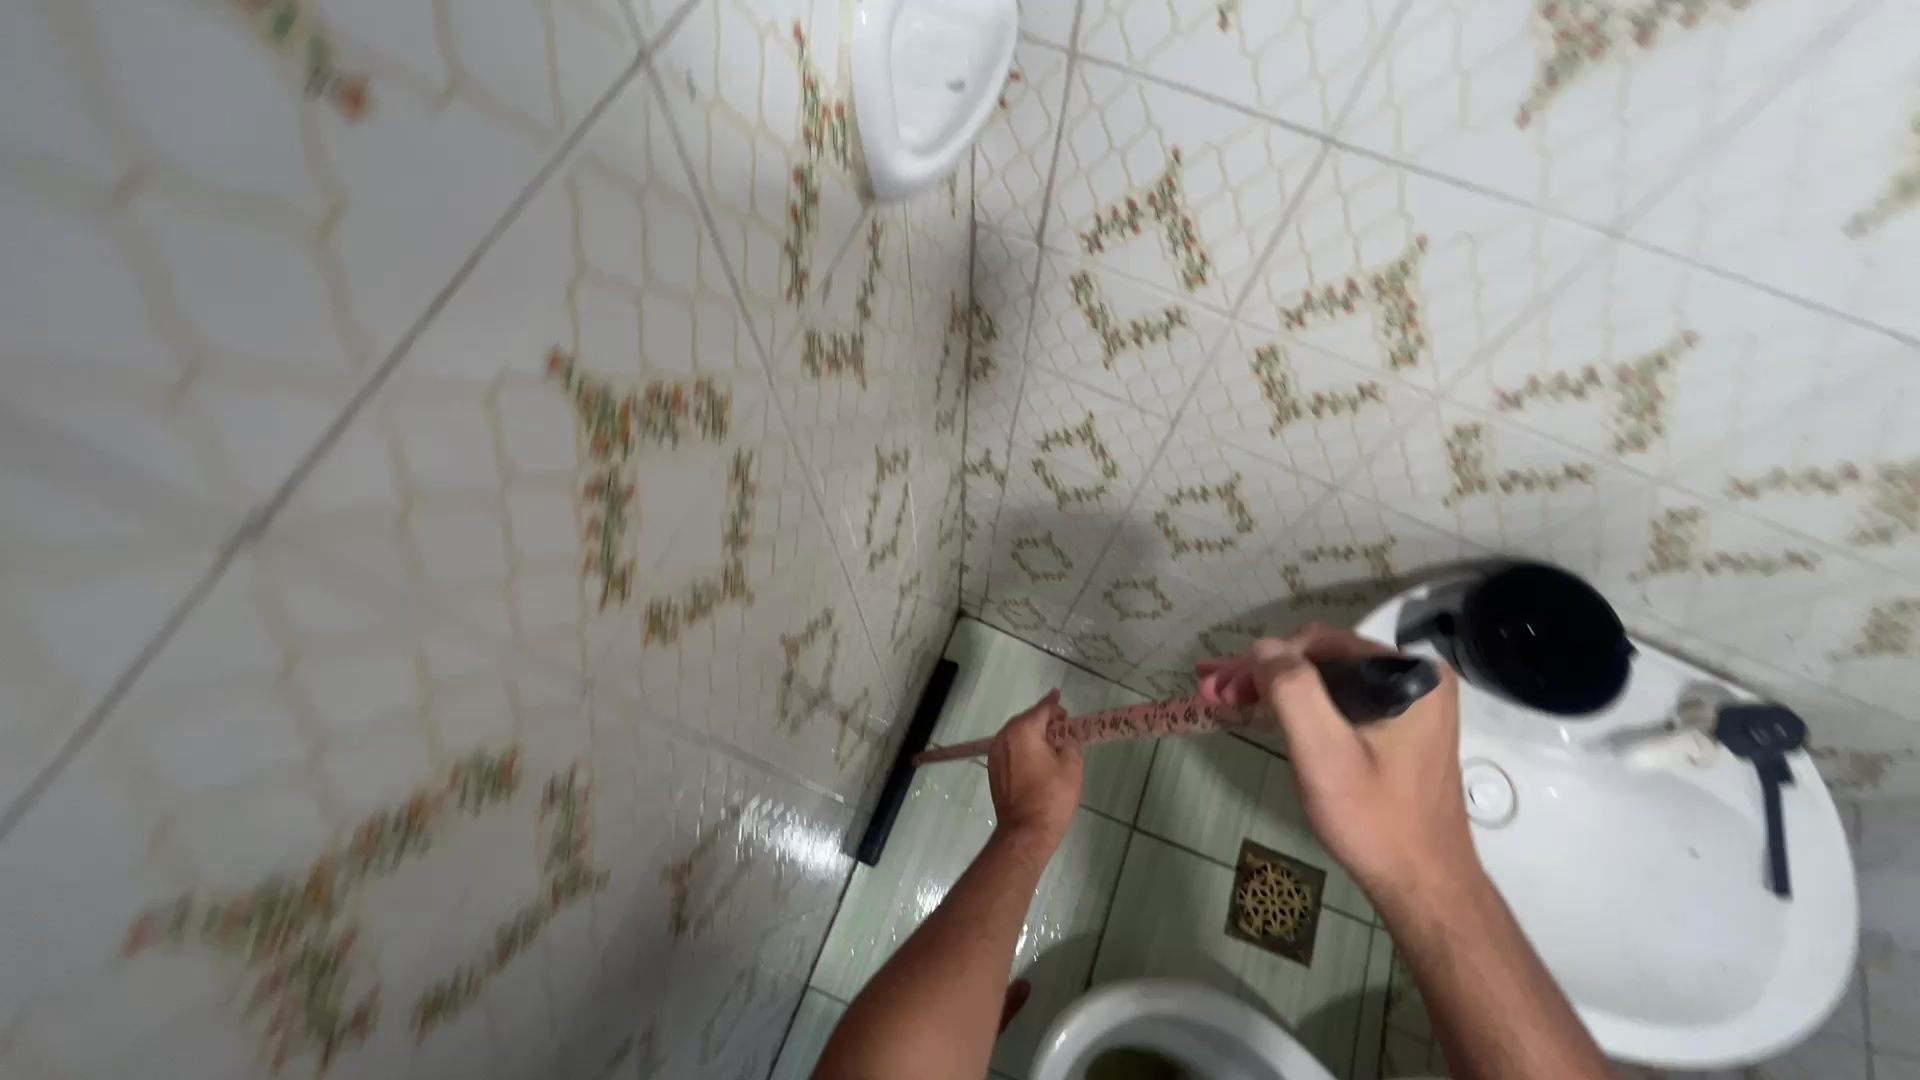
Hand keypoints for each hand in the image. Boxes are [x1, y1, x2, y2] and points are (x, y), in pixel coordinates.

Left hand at [987, 690, 1082, 851]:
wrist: (1026, 832)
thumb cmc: (1052, 797)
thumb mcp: (1072, 766)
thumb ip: (1069, 744)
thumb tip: (1064, 741)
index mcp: (1023, 730)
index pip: (1041, 709)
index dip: (1054, 704)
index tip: (1059, 696)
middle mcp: (1004, 737)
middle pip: (1026, 720)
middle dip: (1043, 720)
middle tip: (1062, 725)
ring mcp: (995, 754)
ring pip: (1016, 735)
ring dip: (1032, 735)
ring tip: (1051, 741)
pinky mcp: (994, 770)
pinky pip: (1011, 750)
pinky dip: (1023, 748)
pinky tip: (1036, 757)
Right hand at [1195, 625, 1479, 914]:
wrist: (1422, 885)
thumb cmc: (1374, 821)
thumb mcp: (1324, 754)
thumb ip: (1294, 692)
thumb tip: (1263, 646)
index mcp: (1409, 675)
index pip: (1319, 644)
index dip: (1263, 661)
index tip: (1220, 685)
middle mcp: (1413, 678)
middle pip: (1319, 660)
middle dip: (1261, 674)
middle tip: (1212, 691)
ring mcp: (1407, 702)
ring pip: (1324, 680)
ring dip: (1271, 688)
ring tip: (1222, 697)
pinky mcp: (1396, 725)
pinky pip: (1337, 701)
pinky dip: (1296, 706)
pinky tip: (1260, 709)